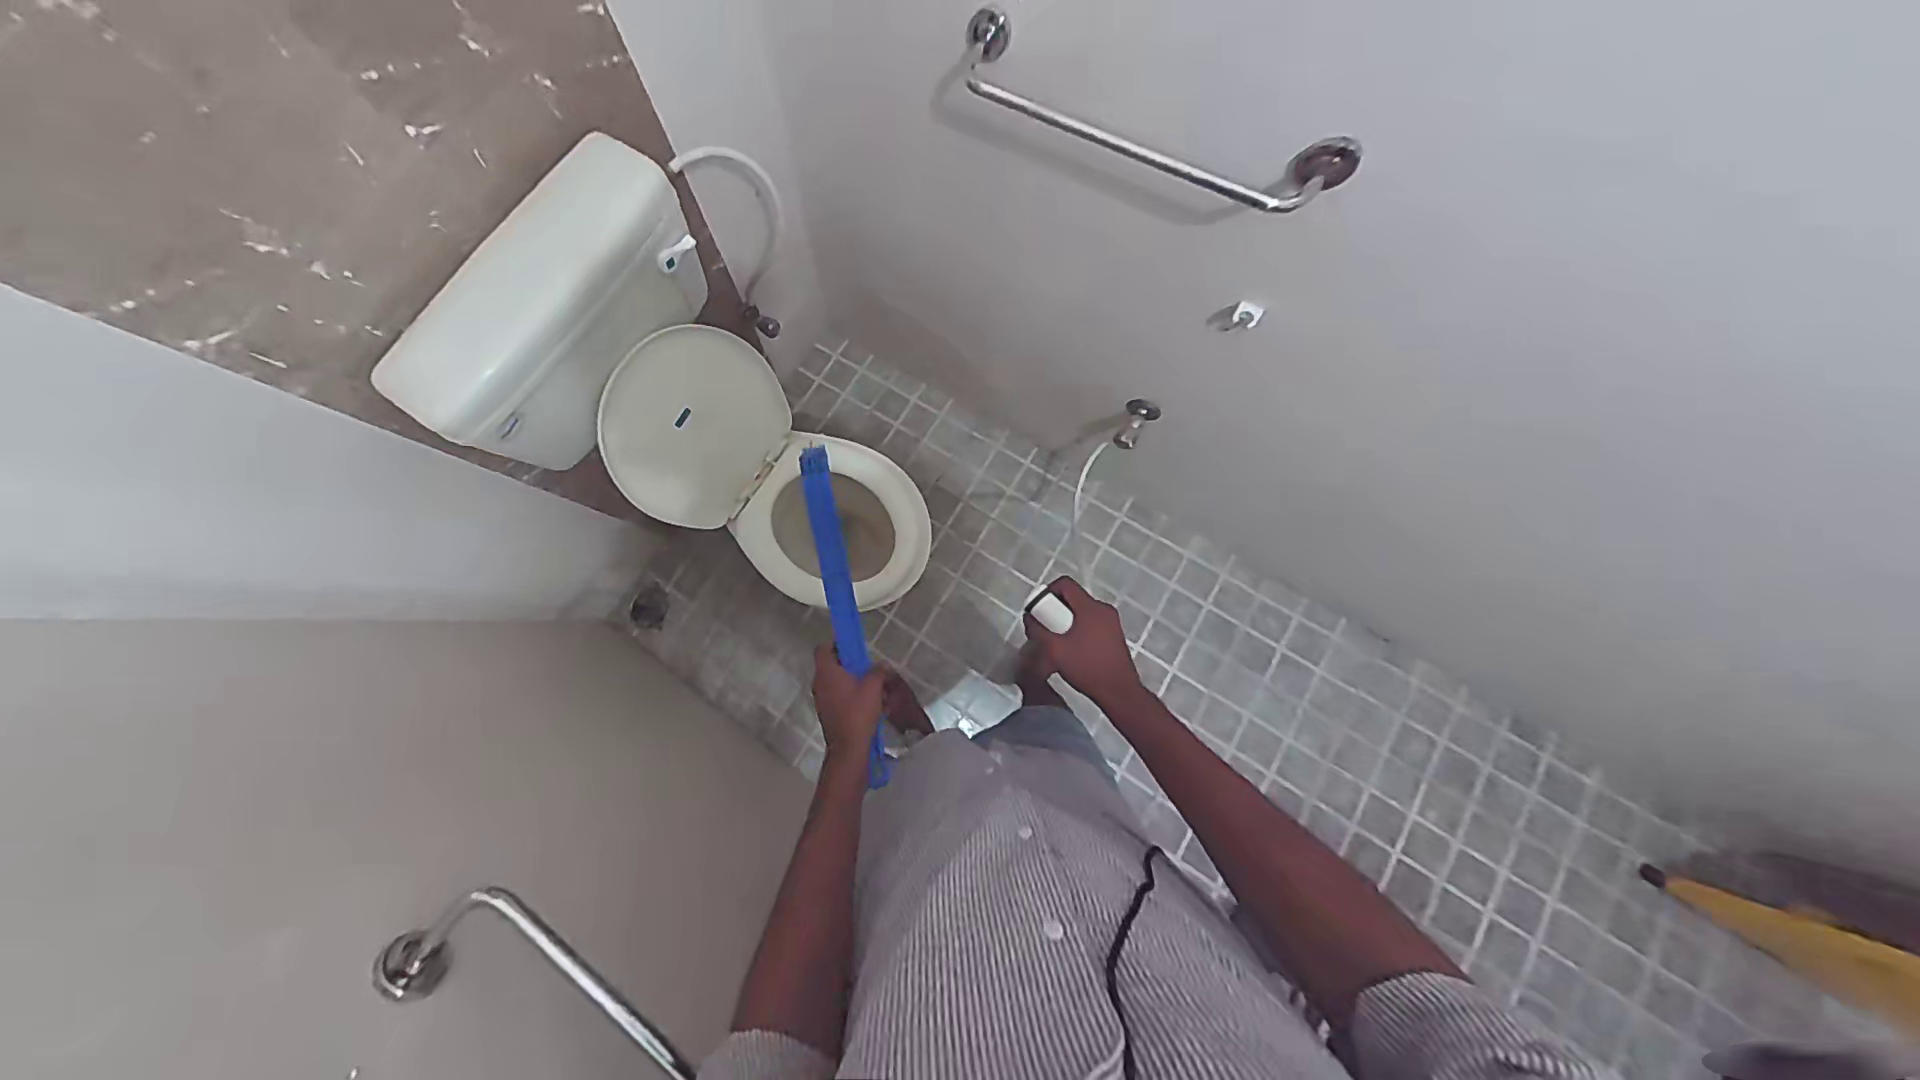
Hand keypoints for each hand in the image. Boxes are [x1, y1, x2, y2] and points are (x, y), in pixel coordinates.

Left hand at [811, 646, 886, 754]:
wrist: (849, 748)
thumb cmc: (858, 712)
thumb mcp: (873, 687)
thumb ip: (878, 672)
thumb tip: (882, 666)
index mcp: (826, 672)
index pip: (823, 648)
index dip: (836, 644)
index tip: (853, 648)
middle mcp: (819, 684)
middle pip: (831, 665)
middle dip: (850, 665)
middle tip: (868, 668)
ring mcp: (821, 700)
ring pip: (836, 682)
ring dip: (853, 682)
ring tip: (873, 688)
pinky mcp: (827, 713)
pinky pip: (838, 697)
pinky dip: (851, 696)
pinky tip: (870, 704)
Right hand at [1022, 577, 1144, 706]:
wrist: (1119, 692)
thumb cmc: (1086, 668)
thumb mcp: (1054, 650)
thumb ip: (1037, 630)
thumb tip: (1029, 617)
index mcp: (1090, 608)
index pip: (1065, 584)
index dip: (1047, 591)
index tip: (1038, 609)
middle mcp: (1103, 609)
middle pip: (1073, 598)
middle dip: (1055, 610)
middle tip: (1044, 628)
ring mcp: (1112, 622)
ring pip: (1082, 611)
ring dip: (1066, 621)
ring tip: (1056, 642)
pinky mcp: (1115, 635)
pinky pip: (1091, 623)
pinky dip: (1078, 629)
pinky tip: (1072, 650)